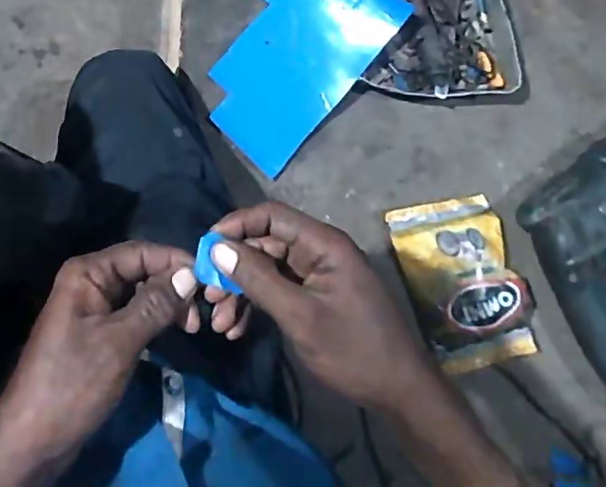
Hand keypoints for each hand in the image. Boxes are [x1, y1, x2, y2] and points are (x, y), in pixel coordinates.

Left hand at [0, 242, 196, 485]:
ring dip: (167, 305)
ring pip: (140, 293)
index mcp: (87, 273)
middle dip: (173, 286)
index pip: (140, 252)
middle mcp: (90, 282)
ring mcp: (92, 308)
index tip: (207, 279)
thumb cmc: (72, 384)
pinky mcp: (97, 333)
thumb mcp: (119, 343)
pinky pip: (133, 314)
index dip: (174, 261)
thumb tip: (190, 274)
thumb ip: (155, 305)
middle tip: (199, 314)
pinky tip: (172, 333)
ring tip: (190, 328)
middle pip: (142, 270)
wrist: (30, 444)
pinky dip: (155, 320)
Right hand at [213, 203, 534, 485]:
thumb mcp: (300, 316)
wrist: (399, 391)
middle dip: (234, 267)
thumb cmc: (353, 349)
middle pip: (266, 242)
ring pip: (268, 268)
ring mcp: (318, 272)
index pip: (271, 214)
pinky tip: (237, 329)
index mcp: (323, 242)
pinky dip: (257, 304)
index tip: (206, 246)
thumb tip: (219, 248)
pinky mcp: (316, 294)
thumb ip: (258, 279)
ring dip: (242, 290)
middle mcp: (319, 249)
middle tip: (207, 294)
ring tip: (219, 322)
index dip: (236, 225)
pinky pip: (279, 287)